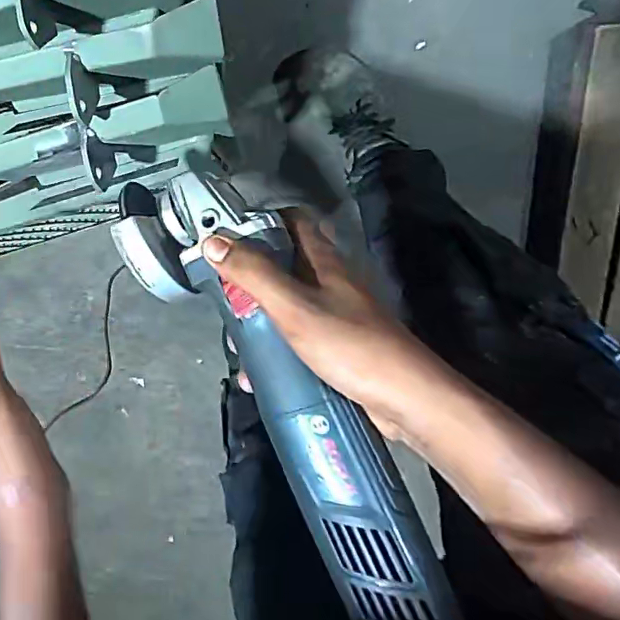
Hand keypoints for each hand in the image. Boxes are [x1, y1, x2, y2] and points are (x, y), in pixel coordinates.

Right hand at [202, 211, 454, 442]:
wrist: (406, 401)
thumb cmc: (351, 346)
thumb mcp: (293, 306)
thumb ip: (254, 274)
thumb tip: (213, 243)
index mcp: (324, 262)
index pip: (293, 221)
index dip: (262, 218)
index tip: (228, 230)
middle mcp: (331, 283)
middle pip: (285, 265)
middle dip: (252, 276)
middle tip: (224, 293)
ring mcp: (336, 316)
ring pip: (288, 305)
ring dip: (261, 318)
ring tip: (237, 339)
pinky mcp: (338, 348)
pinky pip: (297, 340)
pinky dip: (276, 350)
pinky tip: (260, 372)